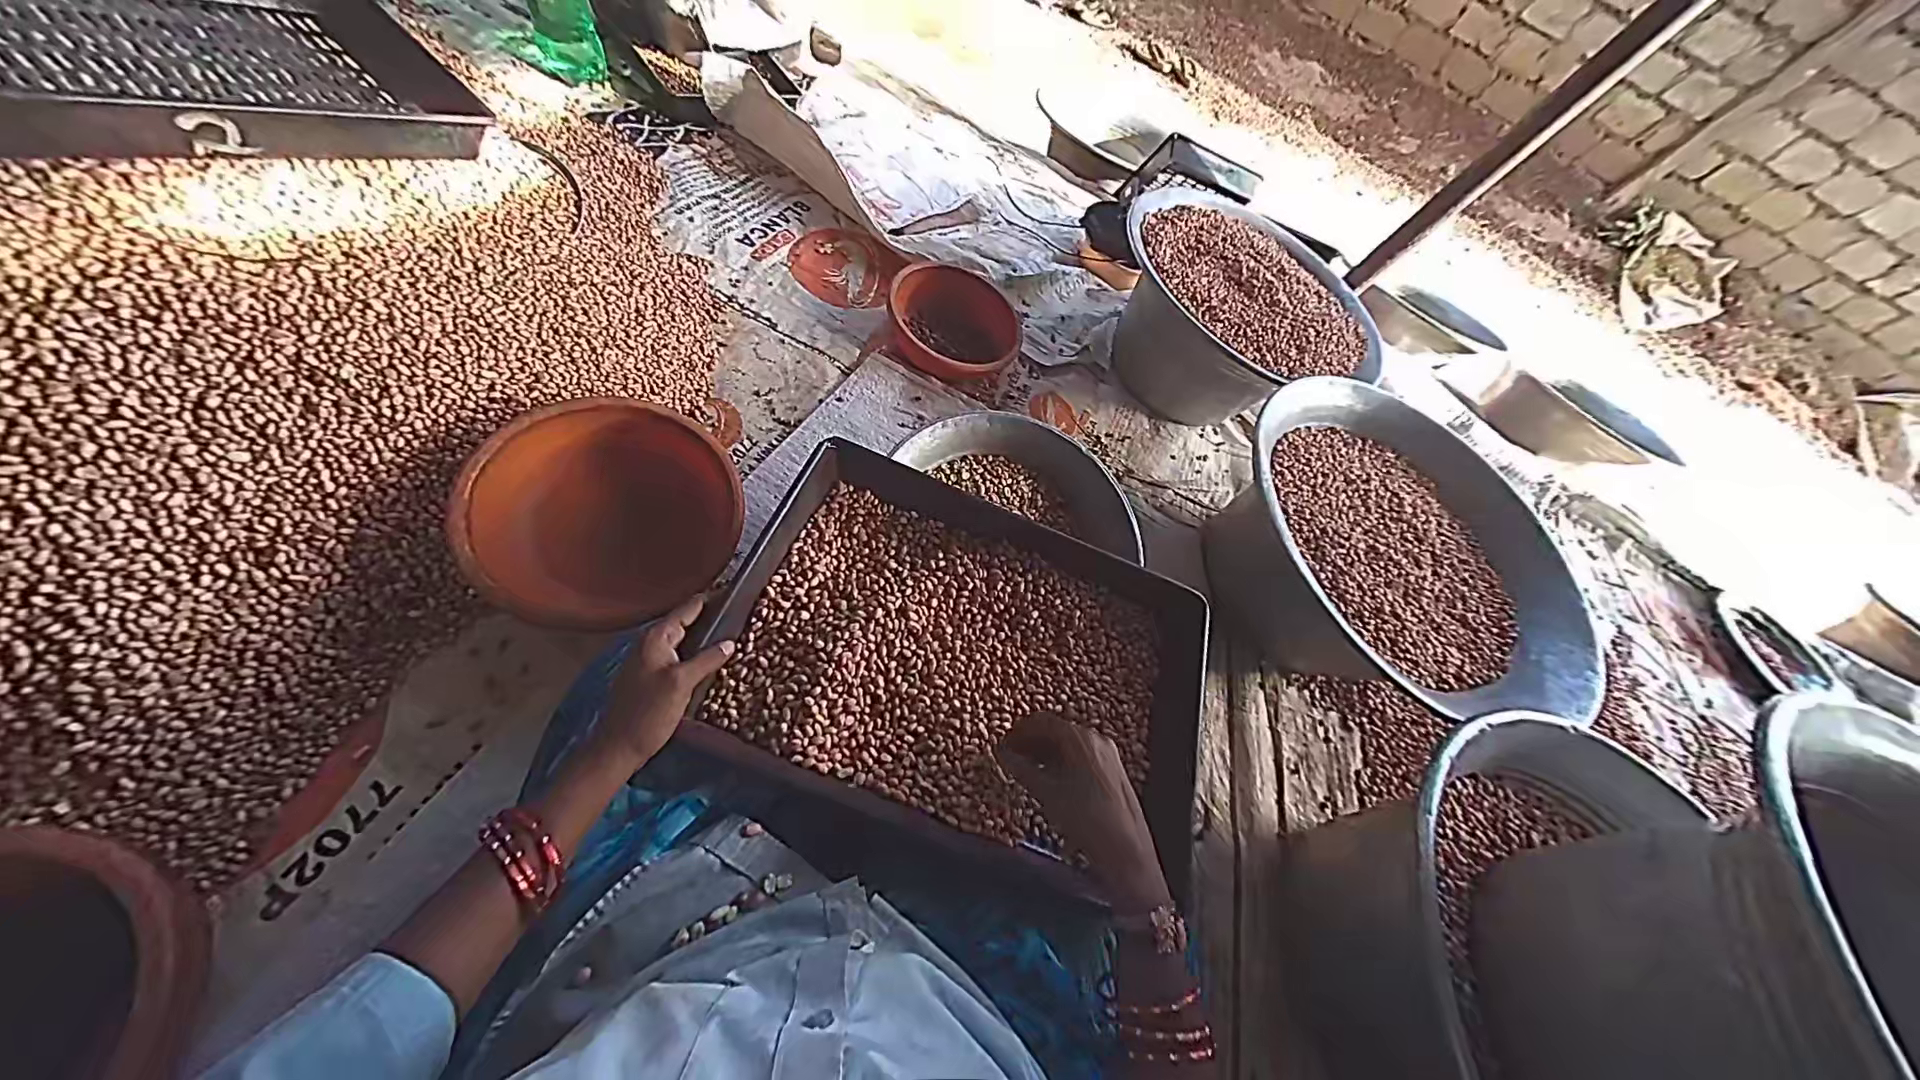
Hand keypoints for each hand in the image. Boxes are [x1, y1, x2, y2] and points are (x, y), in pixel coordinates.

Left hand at [600, 595, 734, 765]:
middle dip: (712, 617)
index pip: (689, 608)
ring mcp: (651, 660)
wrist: (619, 748)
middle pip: (687, 622)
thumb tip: (730, 642)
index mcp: (656, 638)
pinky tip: (714, 660)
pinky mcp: (653, 677)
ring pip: (685, 640)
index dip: (712, 599)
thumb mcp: (681, 683)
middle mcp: (651, 643)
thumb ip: (707, 659)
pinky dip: (698, 654)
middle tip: (742, 613)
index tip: (736, 592)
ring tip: (734, 633)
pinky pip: (681, 656)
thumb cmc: (648, 713)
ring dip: (706, 637)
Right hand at [996, 713, 1170, 912]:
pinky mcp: (1113, 770)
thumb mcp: (1047, 793)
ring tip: (1028, 768)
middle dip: (1032, 740)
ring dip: (1046, 751)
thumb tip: (1004, 755)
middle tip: (1012, 754)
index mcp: (1079, 739)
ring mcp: (1107, 754)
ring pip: (1070, 743)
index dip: (1019, 730)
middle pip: (1057, 730)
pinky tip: (1051, 777)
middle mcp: (1096, 740)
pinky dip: (1063, 760)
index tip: (1005, 742)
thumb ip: (1022, 769)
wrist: (1125, 850)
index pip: (1042, 721)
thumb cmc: (1086, 820)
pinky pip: (1082, 755)